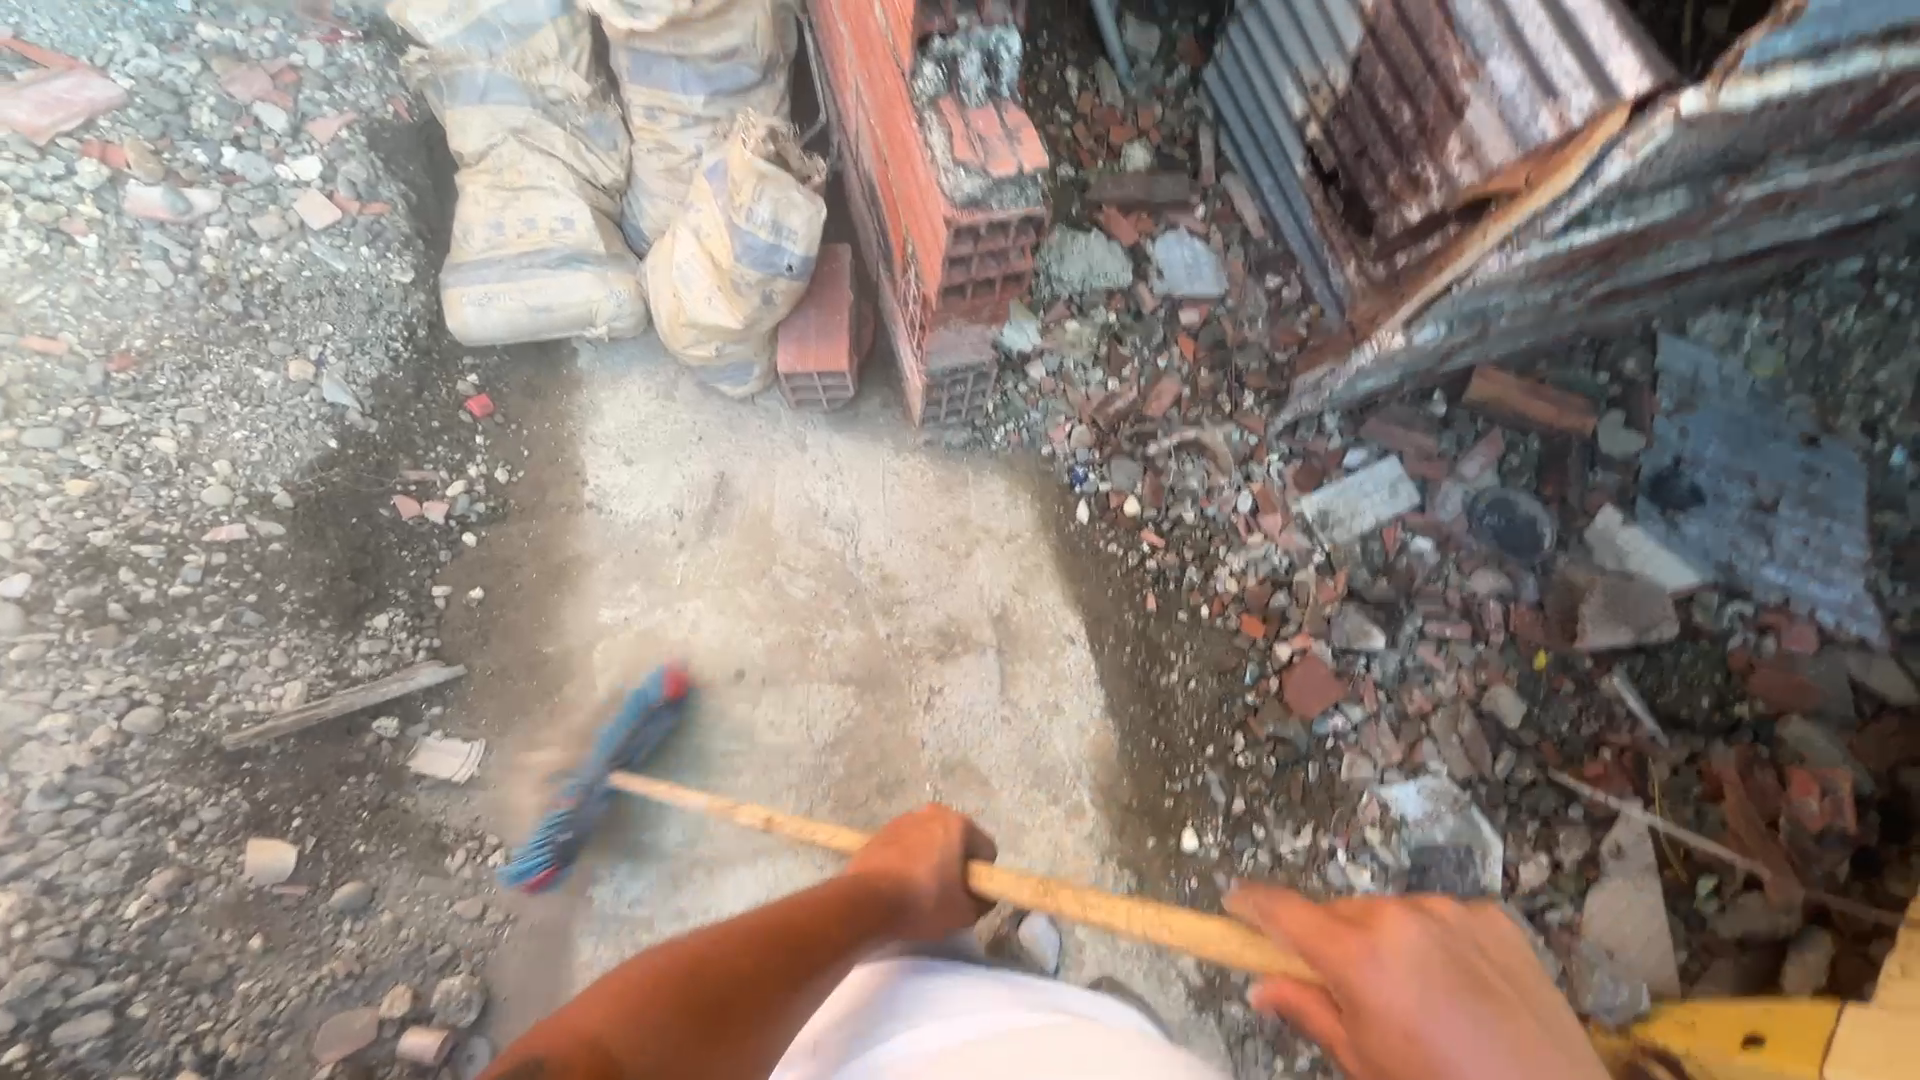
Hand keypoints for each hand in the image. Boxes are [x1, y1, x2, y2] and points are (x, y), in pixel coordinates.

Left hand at [845, 804, 997, 941]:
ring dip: (931, 860)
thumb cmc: (923, 902)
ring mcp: (904, 819)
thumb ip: (983, 902)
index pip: (985, 850)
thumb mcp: (965, 913)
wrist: (866, 902)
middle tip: (945, 894)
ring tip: (918, 891)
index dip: (982, 877)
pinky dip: (909, 860)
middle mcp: (933, 813)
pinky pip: (907, 845)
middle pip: (956, 841)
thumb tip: (981, 895)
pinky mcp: (881, 831)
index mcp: (958, 823)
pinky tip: (899, 884)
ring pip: (930, 841)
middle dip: (955, 864)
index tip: (968, 896)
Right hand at [1226, 884, 1608, 1079]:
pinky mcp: (1495, 918)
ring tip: (1414, 995)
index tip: (1233, 903)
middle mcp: (1400, 916)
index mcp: (1360, 956)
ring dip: (1383, 940)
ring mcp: (1452, 911)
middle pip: (1338, 913)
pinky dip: (1434, 942)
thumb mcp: (1366, 1065)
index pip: (1282, 910)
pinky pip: (1441, 919)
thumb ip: (1307, 1012)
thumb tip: (1259, 988)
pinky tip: (1460, 988)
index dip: (1250, 904)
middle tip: (1344, 986)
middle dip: (1329, 940)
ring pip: (1389, 914)